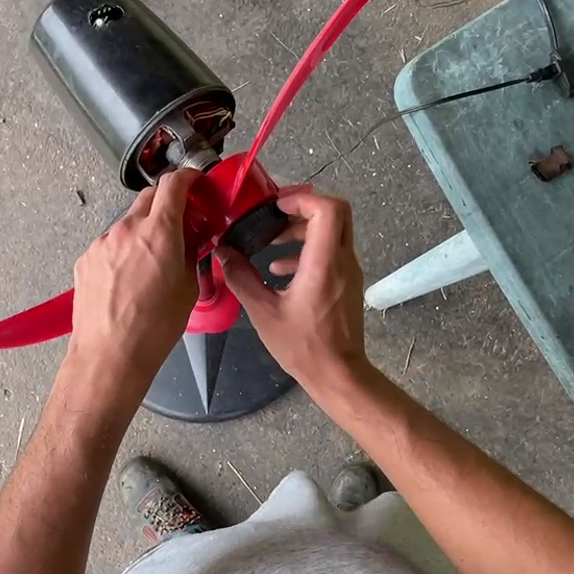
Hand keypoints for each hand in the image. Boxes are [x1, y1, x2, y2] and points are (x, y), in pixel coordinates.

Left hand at [69, 168, 201, 380]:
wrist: (110, 354)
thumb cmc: (153, 328)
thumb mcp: (188, 288)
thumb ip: (190, 253)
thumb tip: (191, 240)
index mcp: (159, 232)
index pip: (173, 184)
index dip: (187, 178)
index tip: (194, 182)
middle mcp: (127, 229)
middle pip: (149, 198)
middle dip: (167, 204)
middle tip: (180, 224)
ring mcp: (102, 242)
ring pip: (128, 222)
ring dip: (143, 231)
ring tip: (152, 262)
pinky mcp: (86, 259)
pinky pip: (110, 244)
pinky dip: (123, 250)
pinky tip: (129, 279)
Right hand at [216, 190, 367, 387]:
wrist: (338, 374)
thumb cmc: (302, 346)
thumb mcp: (263, 313)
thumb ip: (241, 278)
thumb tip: (222, 252)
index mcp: (324, 263)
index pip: (328, 209)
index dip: (302, 199)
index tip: (275, 207)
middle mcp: (343, 261)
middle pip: (337, 213)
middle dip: (304, 208)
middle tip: (274, 216)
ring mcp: (350, 272)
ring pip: (335, 232)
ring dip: (304, 229)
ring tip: (271, 242)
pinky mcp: (348, 284)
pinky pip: (332, 252)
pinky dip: (308, 250)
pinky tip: (280, 269)